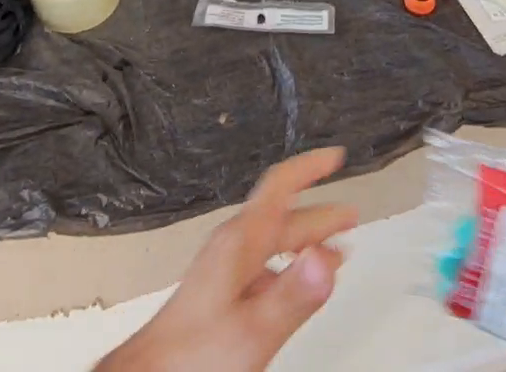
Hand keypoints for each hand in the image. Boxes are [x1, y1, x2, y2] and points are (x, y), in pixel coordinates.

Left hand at [96, 147, 357, 371]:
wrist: (154, 371)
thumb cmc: (194, 351)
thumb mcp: (254, 326)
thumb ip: (294, 293)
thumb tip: (328, 259)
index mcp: (241, 241)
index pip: (279, 186)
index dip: (309, 167)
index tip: (334, 156)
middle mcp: (233, 244)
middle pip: (283, 215)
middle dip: (320, 212)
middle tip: (351, 212)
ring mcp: (227, 263)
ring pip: (275, 238)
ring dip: (308, 237)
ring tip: (336, 244)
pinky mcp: (223, 284)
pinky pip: (265, 261)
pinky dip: (291, 262)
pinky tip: (300, 278)